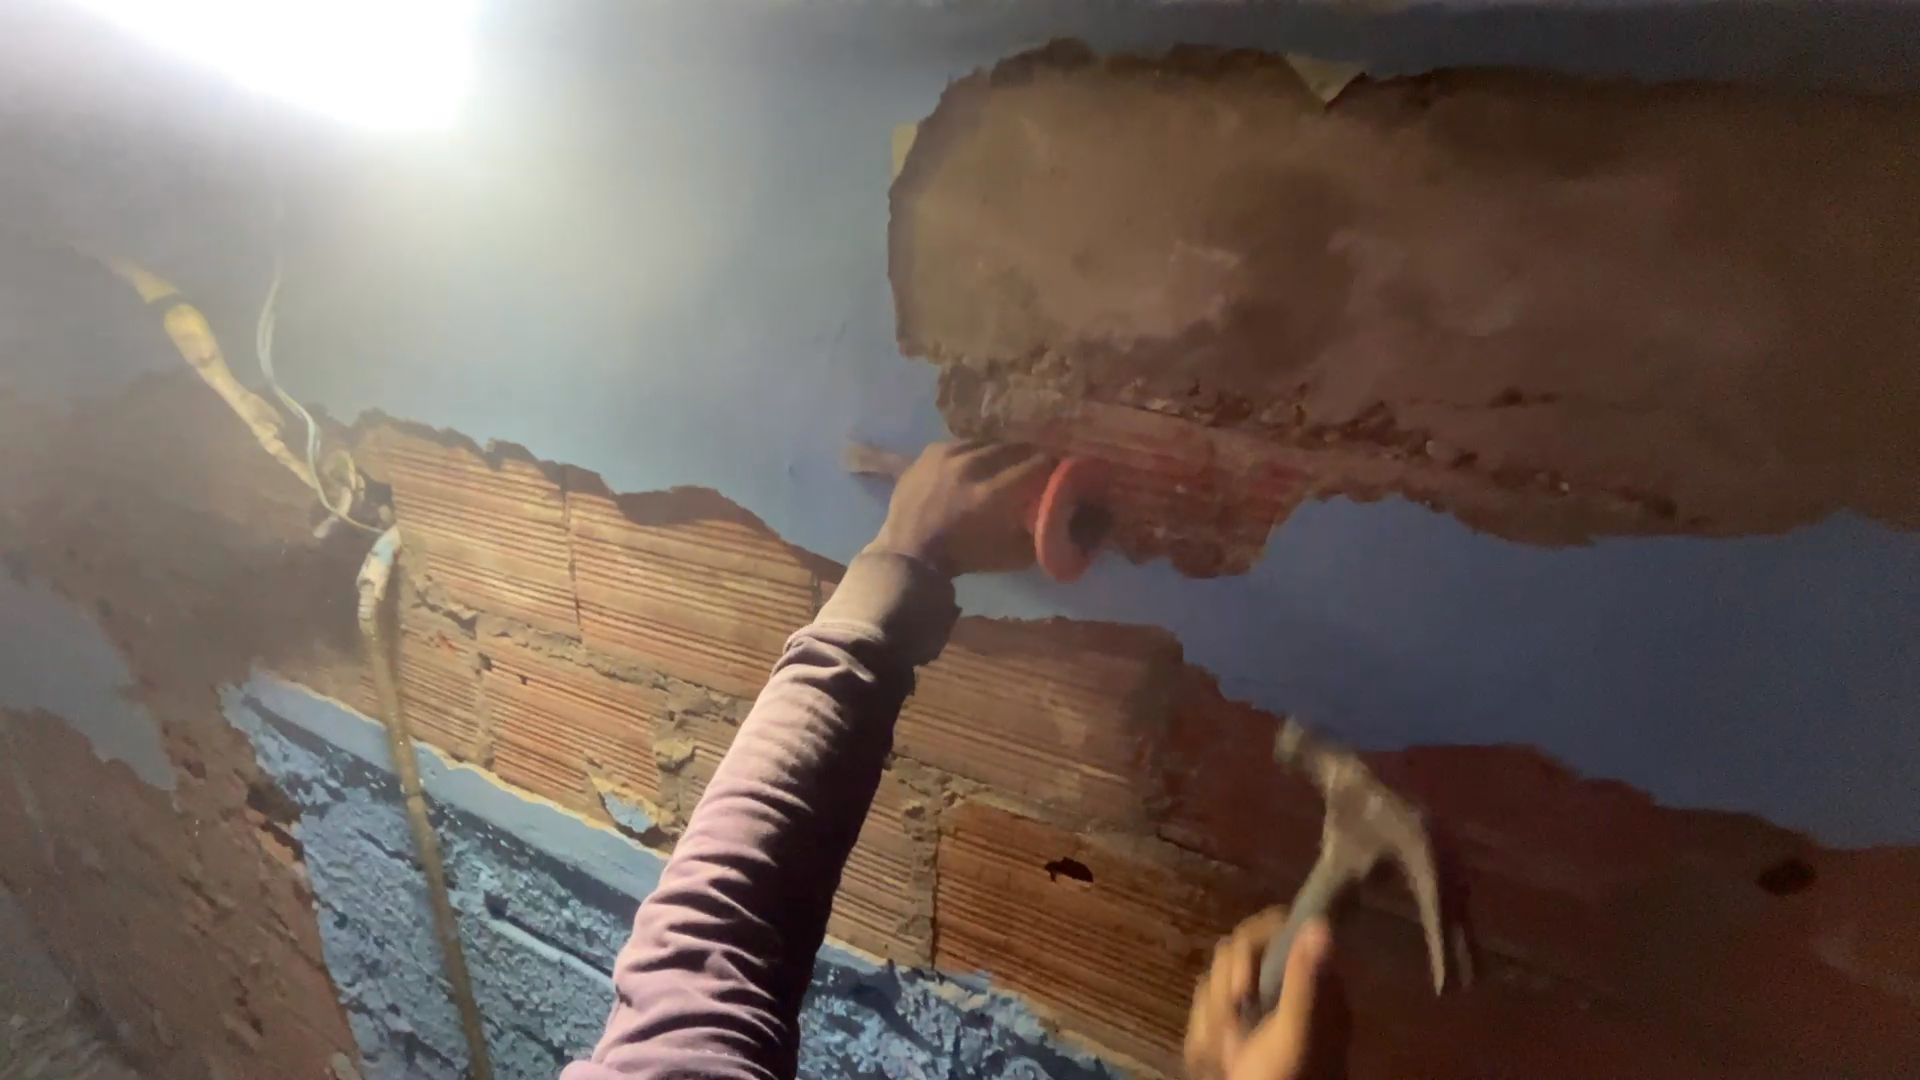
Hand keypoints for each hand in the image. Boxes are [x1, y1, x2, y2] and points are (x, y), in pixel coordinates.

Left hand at [865, 440, 1055, 576]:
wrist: (909, 552)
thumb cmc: (964, 557)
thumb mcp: (1012, 553)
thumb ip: (1040, 530)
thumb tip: (1062, 510)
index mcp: (992, 494)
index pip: (1038, 464)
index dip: (1055, 466)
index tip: (1061, 473)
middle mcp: (972, 466)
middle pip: (1017, 447)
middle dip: (1032, 457)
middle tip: (1037, 469)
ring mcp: (949, 454)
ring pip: (992, 443)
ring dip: (1005, 453)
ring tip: (1009, 465)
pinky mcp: (933, 449)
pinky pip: (967, 443)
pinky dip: (978, 453)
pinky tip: (979, 464)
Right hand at [1185, 907, 1339, 1079]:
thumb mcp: (1295, 1040)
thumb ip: (1305, 982)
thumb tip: (1320, 922)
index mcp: (1313, 989)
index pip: (1277, 929)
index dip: (1252, 945)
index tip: (1243, 983)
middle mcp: (1286, 992)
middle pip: (1238, 950)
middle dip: (1224, 991)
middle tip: (1233, 1029)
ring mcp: (1258, 1011)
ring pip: (1215, 978)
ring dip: (1212, 1019)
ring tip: (1225, 1057)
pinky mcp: (1234, 1028)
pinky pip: (1204, 1007)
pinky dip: (1204, 1036)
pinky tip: (1215, 1062)